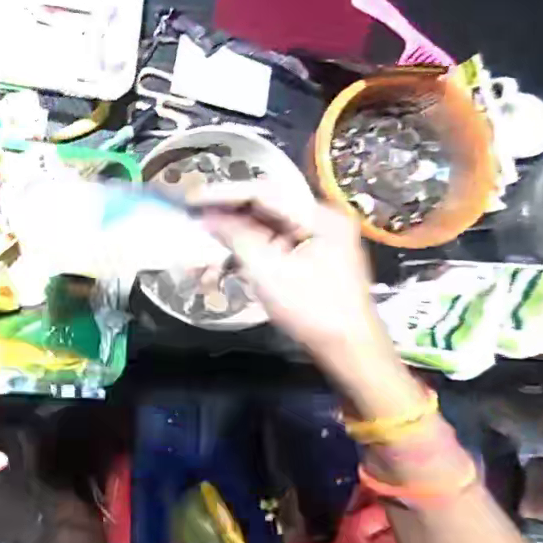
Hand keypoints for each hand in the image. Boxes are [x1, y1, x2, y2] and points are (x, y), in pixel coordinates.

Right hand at [192, 184, 398, 372]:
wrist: (350, 349)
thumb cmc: (313, 311)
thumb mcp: (268, 272)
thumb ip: (236, 237)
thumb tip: (207, 216)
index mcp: (320, 216)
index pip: (264, 192)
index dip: (225, 193)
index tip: (193, 196)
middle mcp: (323, 218)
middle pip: (267, 205)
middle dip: (229, 211)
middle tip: (194, 212)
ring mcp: (320, 236)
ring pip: (269, 224)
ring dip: (237, 230)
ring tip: (205, 231)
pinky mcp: (314, 255)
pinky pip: (276, 240)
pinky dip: (251, 245)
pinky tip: (228, 253)